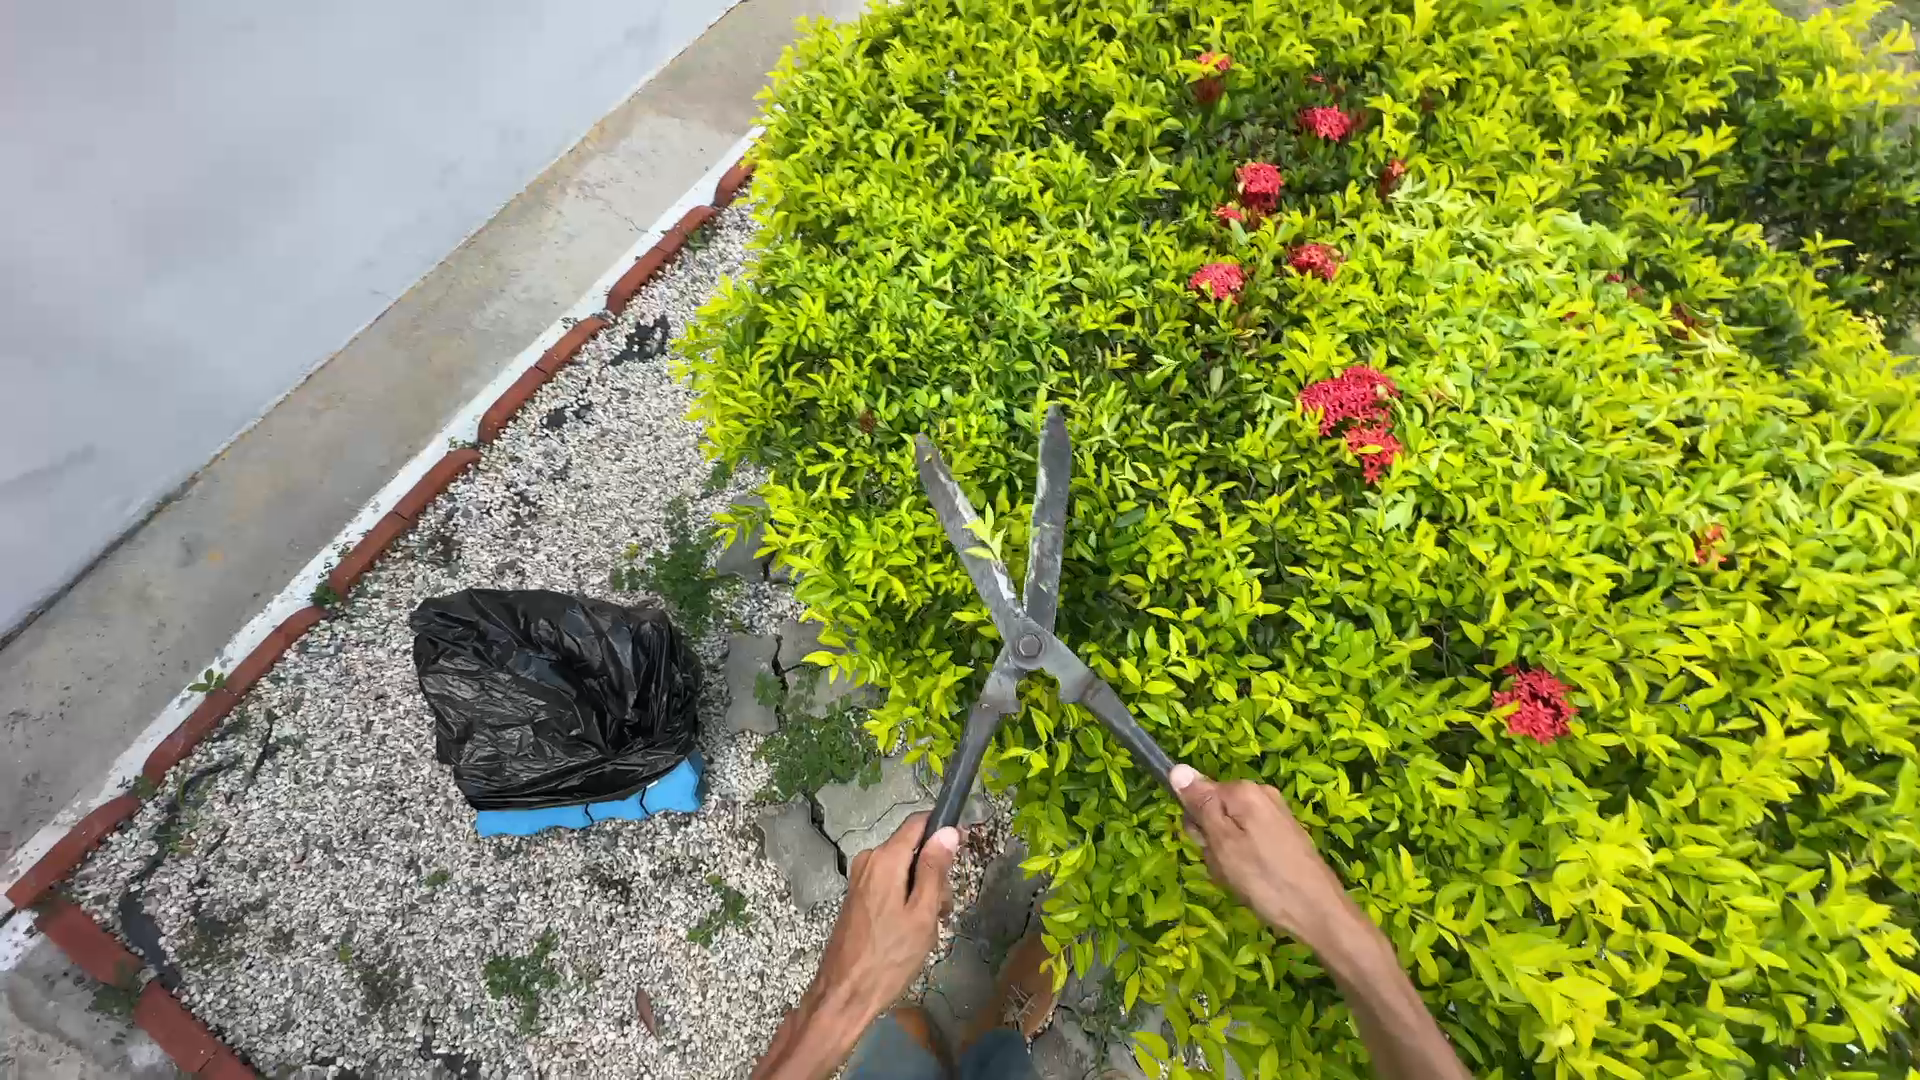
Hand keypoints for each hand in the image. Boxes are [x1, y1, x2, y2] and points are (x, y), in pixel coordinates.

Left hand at [809, 813, 958, 1018]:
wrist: (843, 996)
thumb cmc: (888, 957)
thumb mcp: (921, 914)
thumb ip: (934, 869)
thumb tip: (947, 830)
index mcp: (885, 859)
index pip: (918, 822)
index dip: (943, 829)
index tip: (961, 846)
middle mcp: (869, 860)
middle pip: (911, 848)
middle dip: (932, 872)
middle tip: (941, 910)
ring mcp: (860, 878)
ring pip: (902, 869)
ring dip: (920, 890)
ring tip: (925, 928)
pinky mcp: (857, 896)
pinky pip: (888, 883)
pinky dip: (904, 899)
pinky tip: (908, 931)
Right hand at [1168, 763, 1359, 954]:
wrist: (1321, 915)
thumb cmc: (1265, 880)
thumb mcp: (1223, 843)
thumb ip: (1200, 805)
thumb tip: (1177, 768)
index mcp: (1243, 791)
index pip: (1197, 795)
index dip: (1197, 825)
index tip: (1210, 849)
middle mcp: (1261, 794)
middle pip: (1215, 811)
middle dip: (1213, 841)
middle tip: (1226, 867)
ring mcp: (1276, 814)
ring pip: (1231, 829)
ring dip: (1228, 855)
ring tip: (1242, 879)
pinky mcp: (1286, 834)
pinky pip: (1251, 840)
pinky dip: (1247, 860)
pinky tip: (1256, 881)